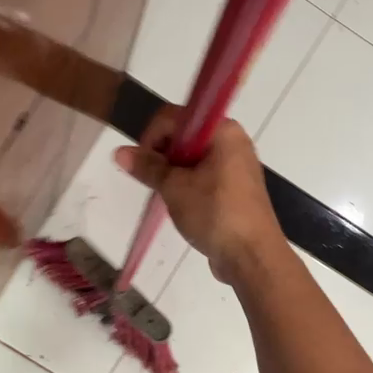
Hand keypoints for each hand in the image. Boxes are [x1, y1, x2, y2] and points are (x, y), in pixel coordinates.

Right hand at [113, 107, 287, 284]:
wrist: (253, 256)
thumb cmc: (215, 213)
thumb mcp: (175, 188)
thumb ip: (148, 167)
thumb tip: (120, 151)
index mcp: (223, 130)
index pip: (176, 117)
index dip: (152, 136)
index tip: (142, 164)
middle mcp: (234, 142)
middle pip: (185, 137)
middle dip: (163, 156)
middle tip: (153, 183)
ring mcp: (238, 167)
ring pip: (194, 159)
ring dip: (175, 174)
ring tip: (166, 197)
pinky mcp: (237, 190)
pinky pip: (205, 178)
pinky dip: (189, 187)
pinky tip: (182, 207)